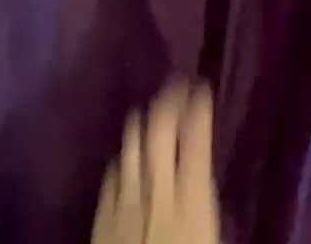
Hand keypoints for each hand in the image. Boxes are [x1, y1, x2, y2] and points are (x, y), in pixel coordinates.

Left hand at [92, 83, 218, 243]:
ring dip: (140, 124)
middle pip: (158, 131)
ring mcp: (124, 201)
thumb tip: (207, 184)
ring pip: (130, 146)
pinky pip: (109, 177)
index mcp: (191, 196)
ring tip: (147, 109)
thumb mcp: (209, 236)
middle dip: (168, 101)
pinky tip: (123, 157)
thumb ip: (206, 203)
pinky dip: (120, 160)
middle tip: (177, 83)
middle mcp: (156, 189)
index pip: (195, 137)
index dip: (198, 106)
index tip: (201, 86)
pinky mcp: (100, 217)